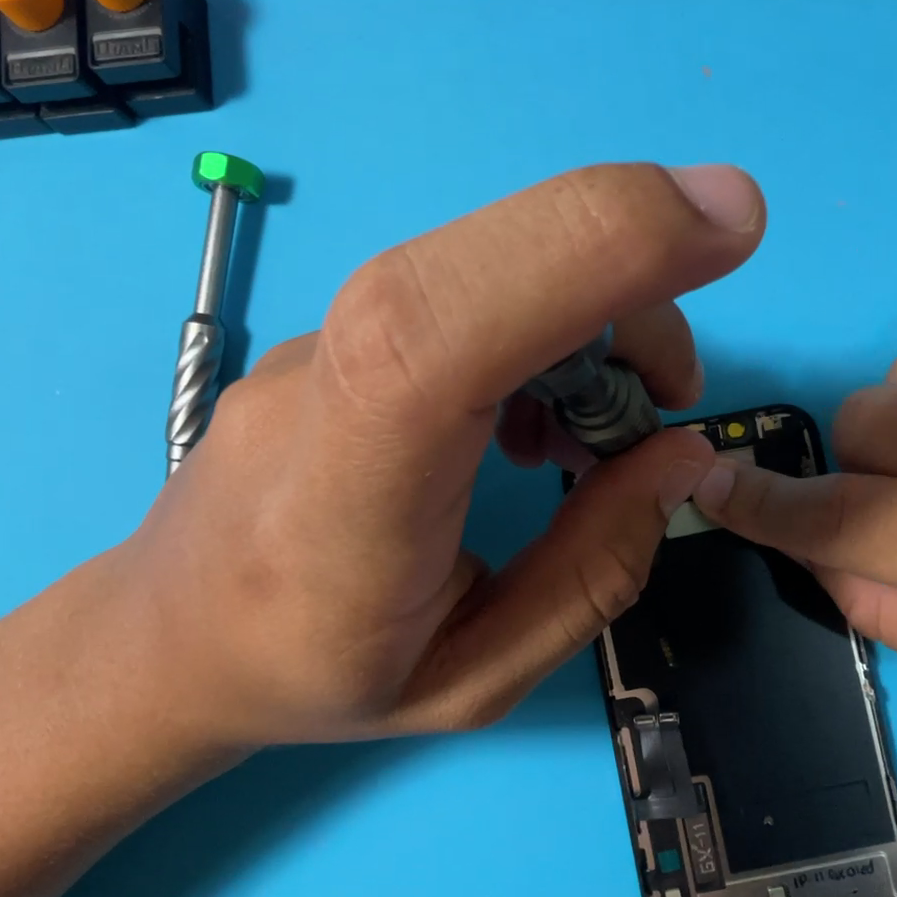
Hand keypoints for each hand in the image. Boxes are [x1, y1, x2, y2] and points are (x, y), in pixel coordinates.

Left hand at [110, 164, 764, 744]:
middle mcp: (323, 385)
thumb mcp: (475, 676)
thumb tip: (683, 454)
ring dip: (589, 310)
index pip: (444, 327)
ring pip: (482, 265)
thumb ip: (591, 574)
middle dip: (626, 281)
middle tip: (671, 397)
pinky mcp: (338, 328)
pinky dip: (542, 322)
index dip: (589, 246)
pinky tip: (537, 414)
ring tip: (599, 432)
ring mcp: (320, 341)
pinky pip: (461, 288)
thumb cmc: (316, 677)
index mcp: (347, 495)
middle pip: (479, 267)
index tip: (726, 219)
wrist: (170, 636)